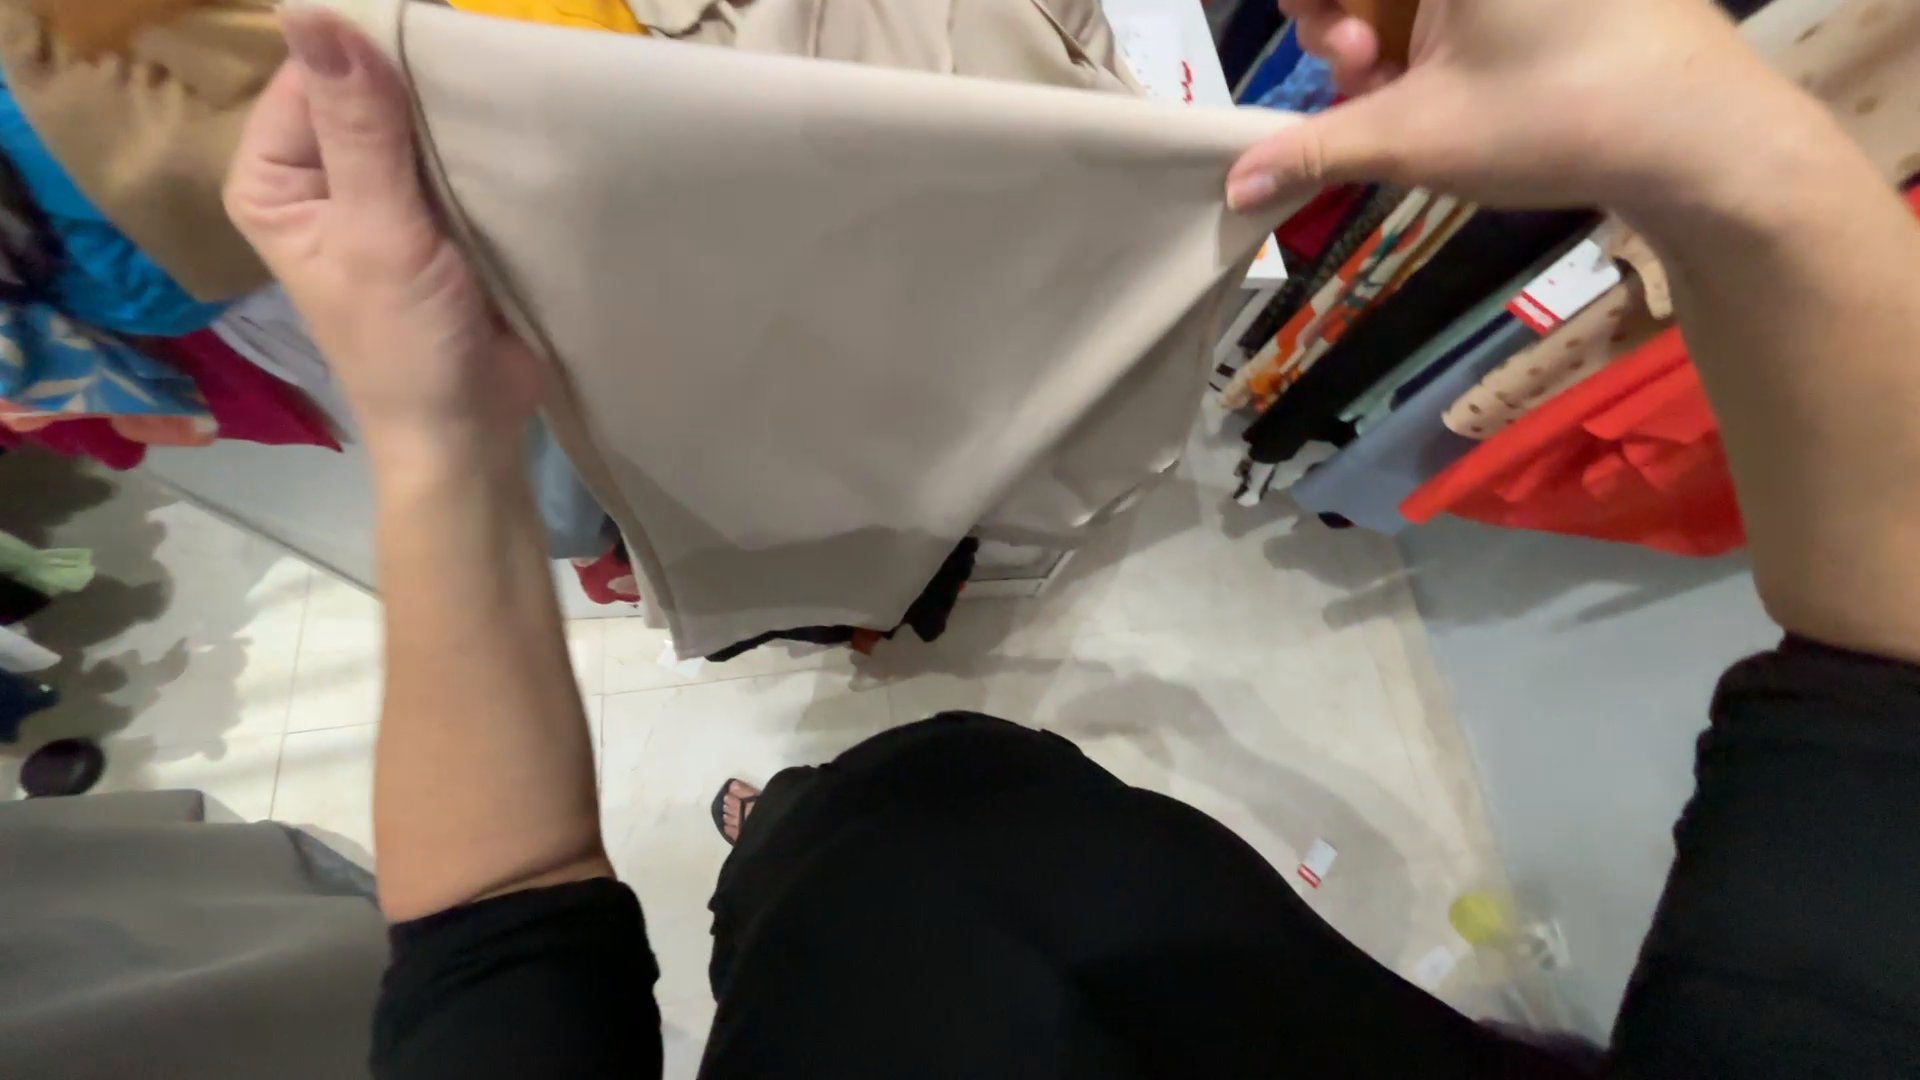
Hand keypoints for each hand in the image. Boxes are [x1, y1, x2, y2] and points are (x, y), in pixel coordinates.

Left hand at [224, 8, 541, 451]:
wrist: (471, 424)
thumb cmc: (407, 342)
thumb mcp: (378, 235)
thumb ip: (360, 134)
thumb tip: (318, 13)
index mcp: (283, 179)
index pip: (315, 82)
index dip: (368, 55)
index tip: (442, 42)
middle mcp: (335, 184)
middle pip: (375, 107)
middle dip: (427, 94)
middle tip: (491, 74)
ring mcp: (402, 211)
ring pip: (429, 144)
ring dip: (468, 132)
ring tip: (517, 111)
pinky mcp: (458, 237)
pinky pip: (471, 182)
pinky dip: (495, 169)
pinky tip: (527, 154)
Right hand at [1226, 0, 1822, 215]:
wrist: (1689, 135)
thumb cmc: (1549, 116)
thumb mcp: (1411, 137)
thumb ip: (1310, 152)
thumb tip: (1235, 184)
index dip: (1312, 3)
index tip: (1315, 36)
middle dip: (1335, 18)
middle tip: (1354, 67)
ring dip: (1366, 41)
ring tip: (1382, 87)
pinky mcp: (1518, 0)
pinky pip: (1433, 9)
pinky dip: (1405, 45)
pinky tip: (1409, 84)